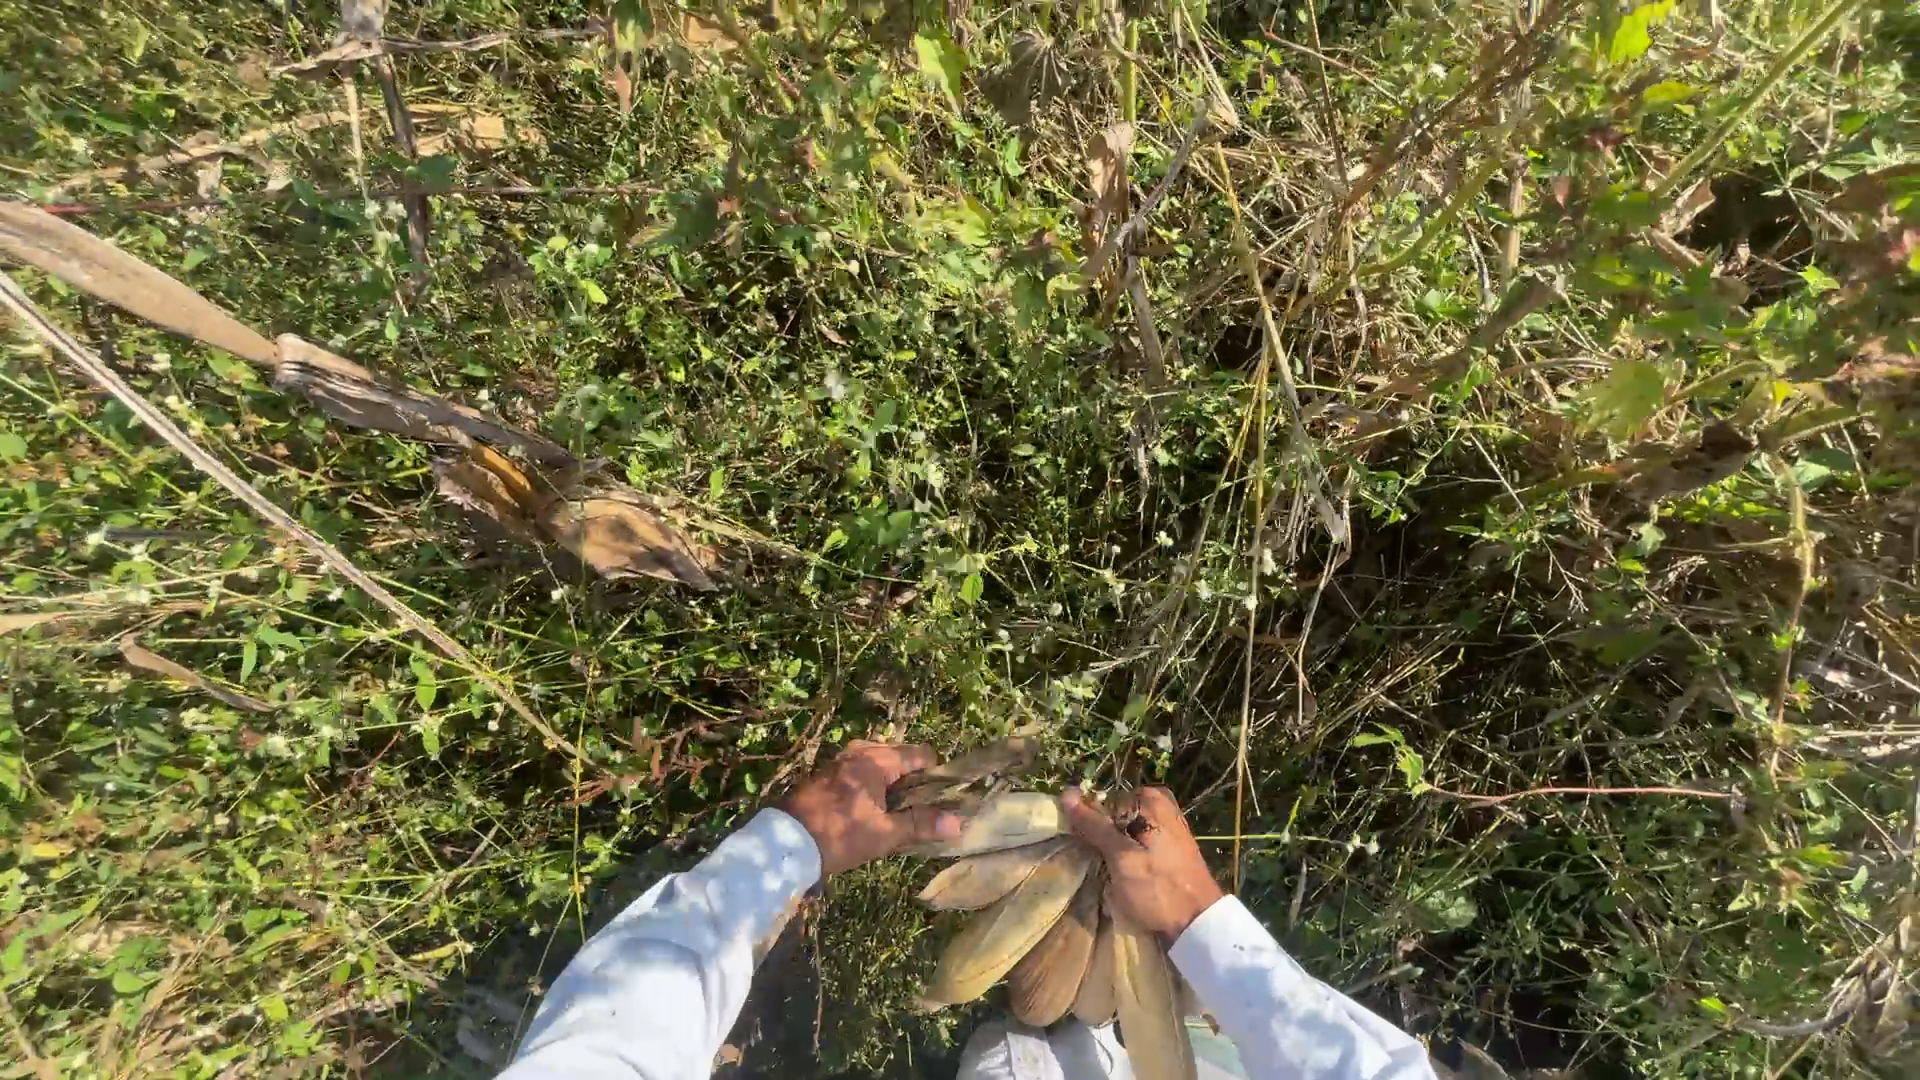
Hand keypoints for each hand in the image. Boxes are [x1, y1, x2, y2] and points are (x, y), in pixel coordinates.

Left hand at [781, 740, 963, 875]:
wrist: (785, 843)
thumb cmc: (840, 835)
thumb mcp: (884, 834)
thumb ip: (920, 824)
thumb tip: (957, 822)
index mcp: (877, 760)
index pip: (919, 754)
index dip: (936, 772)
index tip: (944, 793)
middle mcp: (859, 752)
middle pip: (898, 755)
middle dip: (913, 775)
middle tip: (922, 803)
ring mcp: (840, 761)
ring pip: (877, 762)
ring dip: (891, 779)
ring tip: (899, 806)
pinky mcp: (827, 774)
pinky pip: (860, 770)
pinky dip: (872, 782)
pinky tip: (873, 805)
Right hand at [1061, 786, 1223, 941]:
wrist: (1199, 925)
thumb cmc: (1158, 888)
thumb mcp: (1120, 856)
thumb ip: (1094, 825)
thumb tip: (1066, 793)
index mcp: (1149, 799)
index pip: (1102, 801)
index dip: (1087, 823)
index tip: (1081, 847)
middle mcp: (1160, 805)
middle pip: (1114, 814)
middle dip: (1101, 835)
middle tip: (1095, 861)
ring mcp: (1167, 825)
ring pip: (1124, 829)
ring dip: (1112, 847)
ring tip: (1107, 871)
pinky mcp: (1169, 845)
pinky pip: (1137, 840)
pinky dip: (1127, 853)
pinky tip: (1124, 873)